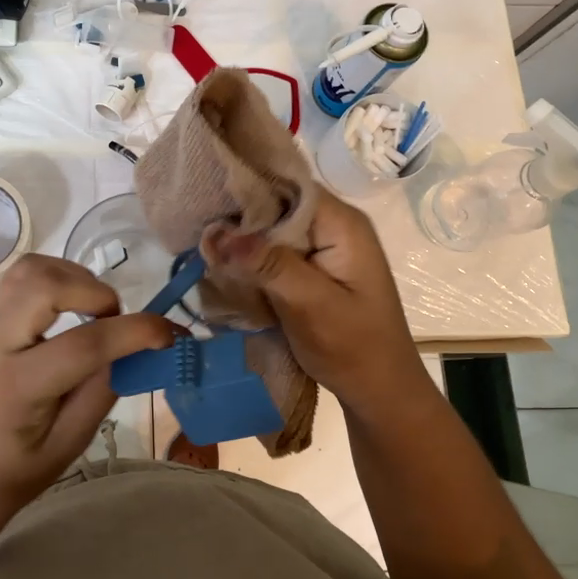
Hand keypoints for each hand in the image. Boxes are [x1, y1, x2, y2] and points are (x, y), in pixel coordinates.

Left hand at [0, 255, 177, 505]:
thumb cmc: (22, 466)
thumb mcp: (72, 441)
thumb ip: (104, 389)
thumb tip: (138, 347)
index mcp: (19, 387)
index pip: (81, 344)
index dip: (132, 333)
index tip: (168, 334)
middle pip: (45, 286)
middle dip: (95, 292)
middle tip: (114, 321)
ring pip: (32, 269)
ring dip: (75, 277)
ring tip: (95, 309)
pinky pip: (24, 273)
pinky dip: (57, 275)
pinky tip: (73, 302)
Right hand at [206, 191, 426, 416]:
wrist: (379, 393)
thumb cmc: (354, 349)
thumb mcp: (310, 306)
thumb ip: (267, 265)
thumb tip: (217, 232)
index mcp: (342, 223)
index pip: (287, 185)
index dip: (247, 190)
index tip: (206, 202)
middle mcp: (333, 225)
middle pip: (277, 203)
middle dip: (239, 216)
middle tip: (198, 230)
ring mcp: (322, 246)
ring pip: (272, 227)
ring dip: (242, 240)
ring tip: (204, 247)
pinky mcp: (311, 267)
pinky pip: (275, 249)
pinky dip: (251, 258)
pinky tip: (224, 266)